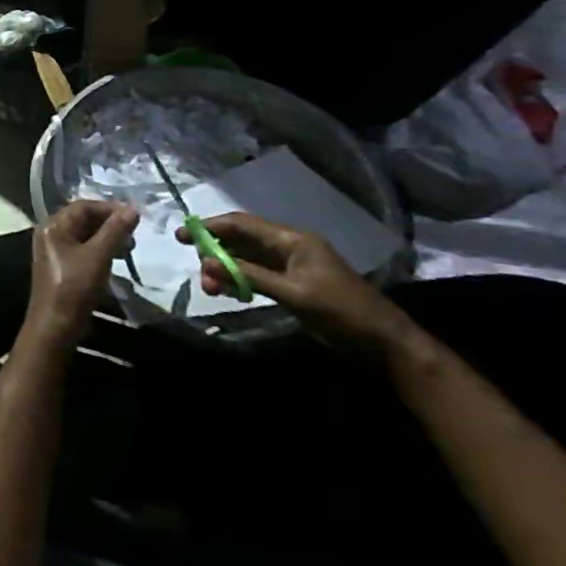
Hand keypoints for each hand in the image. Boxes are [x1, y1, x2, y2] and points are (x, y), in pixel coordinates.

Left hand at [27, 200, 138, 344]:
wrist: (54, 327)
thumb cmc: (74, 288)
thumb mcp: (98, 256)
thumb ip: (115, 231)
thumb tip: (133, 209)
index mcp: (53, 226)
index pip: (83, 205)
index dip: (109, 208)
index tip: (134, 217)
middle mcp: (50, 233)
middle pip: (83, 218)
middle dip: (110, 223)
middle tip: (134, 233)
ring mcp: (54, 250)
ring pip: (85, 235)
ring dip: (108, 237)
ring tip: (130, 247)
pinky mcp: (61, 266)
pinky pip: (83, 249)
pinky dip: (101, 249)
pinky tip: (117, 259)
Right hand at [181, 212, 411, 356]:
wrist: (383, 342)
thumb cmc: (341, 311)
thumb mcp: (293, 293)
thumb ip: (250, 275)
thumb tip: (208, 262)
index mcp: (292, 240)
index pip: (242, 224)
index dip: (210, 227)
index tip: (182, 236)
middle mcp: (289, 246)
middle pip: (241, 240)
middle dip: (215, 254)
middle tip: (201, 277)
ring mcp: (291, 265)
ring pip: (246, 258)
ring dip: (225, 270)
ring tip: (212, 290)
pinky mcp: (292, 284)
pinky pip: (256, 273)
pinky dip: (239, 280)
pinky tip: (229, 292)